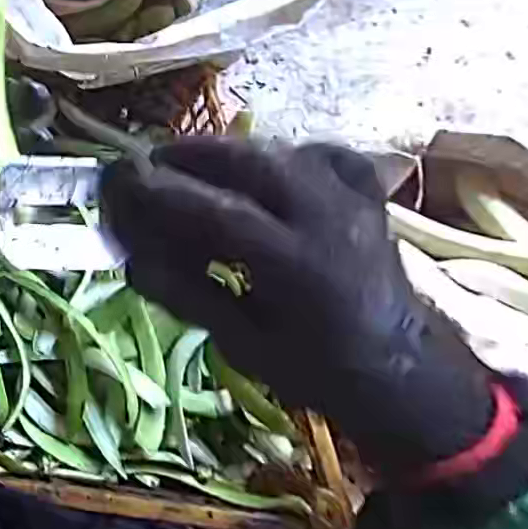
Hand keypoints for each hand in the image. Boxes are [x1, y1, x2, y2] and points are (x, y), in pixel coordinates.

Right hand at [102, 140, 503, 477]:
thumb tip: (129, 252)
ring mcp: (352, 200)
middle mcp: (330, 219)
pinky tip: (253, 174)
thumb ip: (183, 290)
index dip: (160, 191)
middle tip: (145, 168)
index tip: (117, 181)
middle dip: (184, 156)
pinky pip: (311, 153)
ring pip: (272, 150)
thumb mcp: (240, 343)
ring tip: (184, 169)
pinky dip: (272, 155)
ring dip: (219, 153)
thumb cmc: (319, 372)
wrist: (410, 378)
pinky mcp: (363, 195)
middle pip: (244, 161)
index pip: (216, 210)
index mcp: (301, 267)